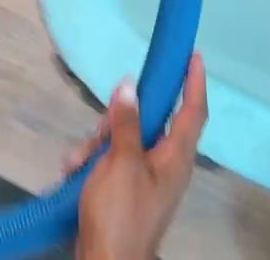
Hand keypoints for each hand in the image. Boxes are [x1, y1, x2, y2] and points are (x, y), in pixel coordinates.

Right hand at [71, 53, 208, 259]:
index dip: (194, 84)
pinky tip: (74, 173)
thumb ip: (126, 123)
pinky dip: (90, 161)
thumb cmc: (121, 213)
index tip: (194, 55)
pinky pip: (107, 159)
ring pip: (120, 139)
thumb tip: (129, 86)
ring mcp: (144, 178)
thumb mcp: (120, 162)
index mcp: (176, 159)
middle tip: (102, 127)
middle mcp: (165, 165)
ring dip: (96, 145)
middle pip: (145, 122)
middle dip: (117, 120)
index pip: (192, 112)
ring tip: (79, 163)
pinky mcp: (124, 189)